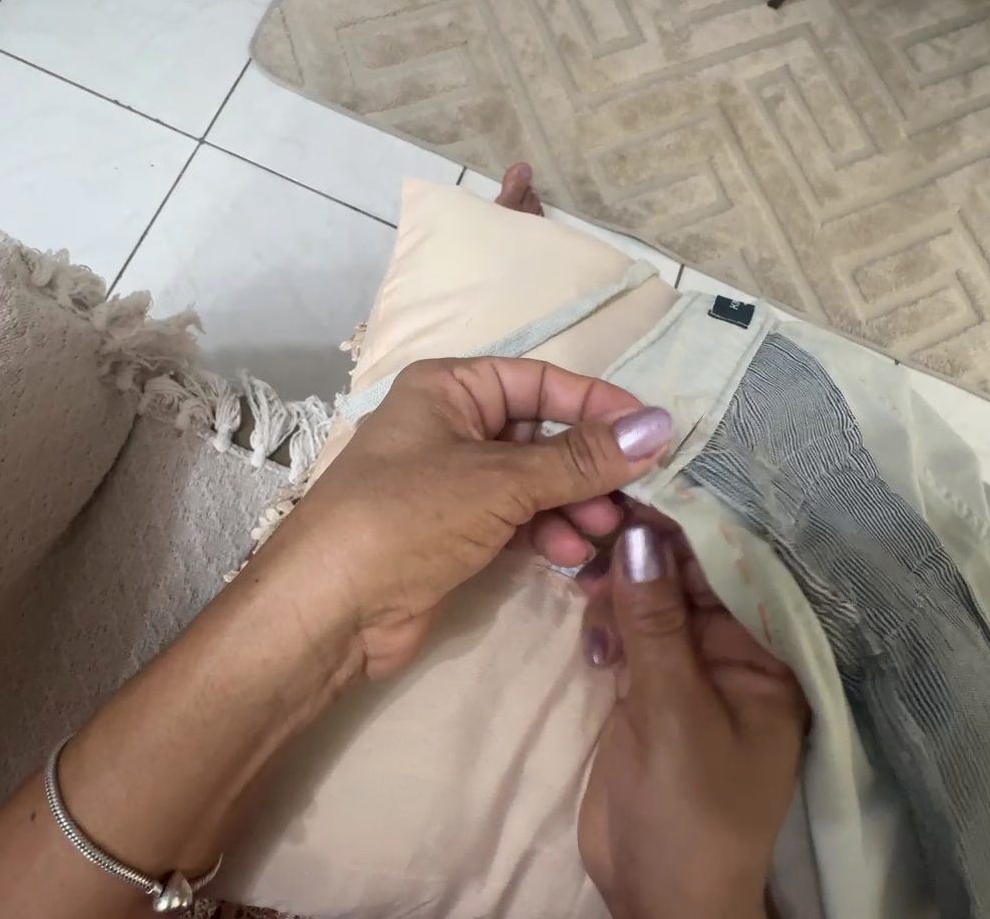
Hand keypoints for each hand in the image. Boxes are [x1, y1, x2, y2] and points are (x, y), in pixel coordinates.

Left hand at [253, 357, 673, 679]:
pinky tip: (569, 555)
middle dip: (586, 467)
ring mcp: (452, 481)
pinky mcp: (455, 530)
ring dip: (571, 504)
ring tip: (602, 531)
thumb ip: (581, 458)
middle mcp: (450, 426)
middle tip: (632, 497)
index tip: (653, 432)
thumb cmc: (408, 516)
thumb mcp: (499, 480)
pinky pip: (516, 519)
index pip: (539, 382)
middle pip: (540, 435)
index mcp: (449, 388)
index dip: (596, 404)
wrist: (331, 607)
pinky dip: (545, 533)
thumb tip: (659, 425)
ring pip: (532, 482)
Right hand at [577, 513, 809, 918]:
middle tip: (590, 525)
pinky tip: (594, 644)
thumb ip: (655, 624)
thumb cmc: (691, 812)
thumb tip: (638, 537)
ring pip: (650, 596)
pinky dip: (606, 622)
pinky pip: (627, 627)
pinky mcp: (646, 682)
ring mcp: (686, 666)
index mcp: (766, 657)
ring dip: (616, 587)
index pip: (731, 568)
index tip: (637, 480)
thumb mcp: (673, 714)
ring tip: (587, 597)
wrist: (656, 898)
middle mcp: (732, 651)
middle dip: (642, 549)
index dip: (688, 522)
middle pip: (686, 574)